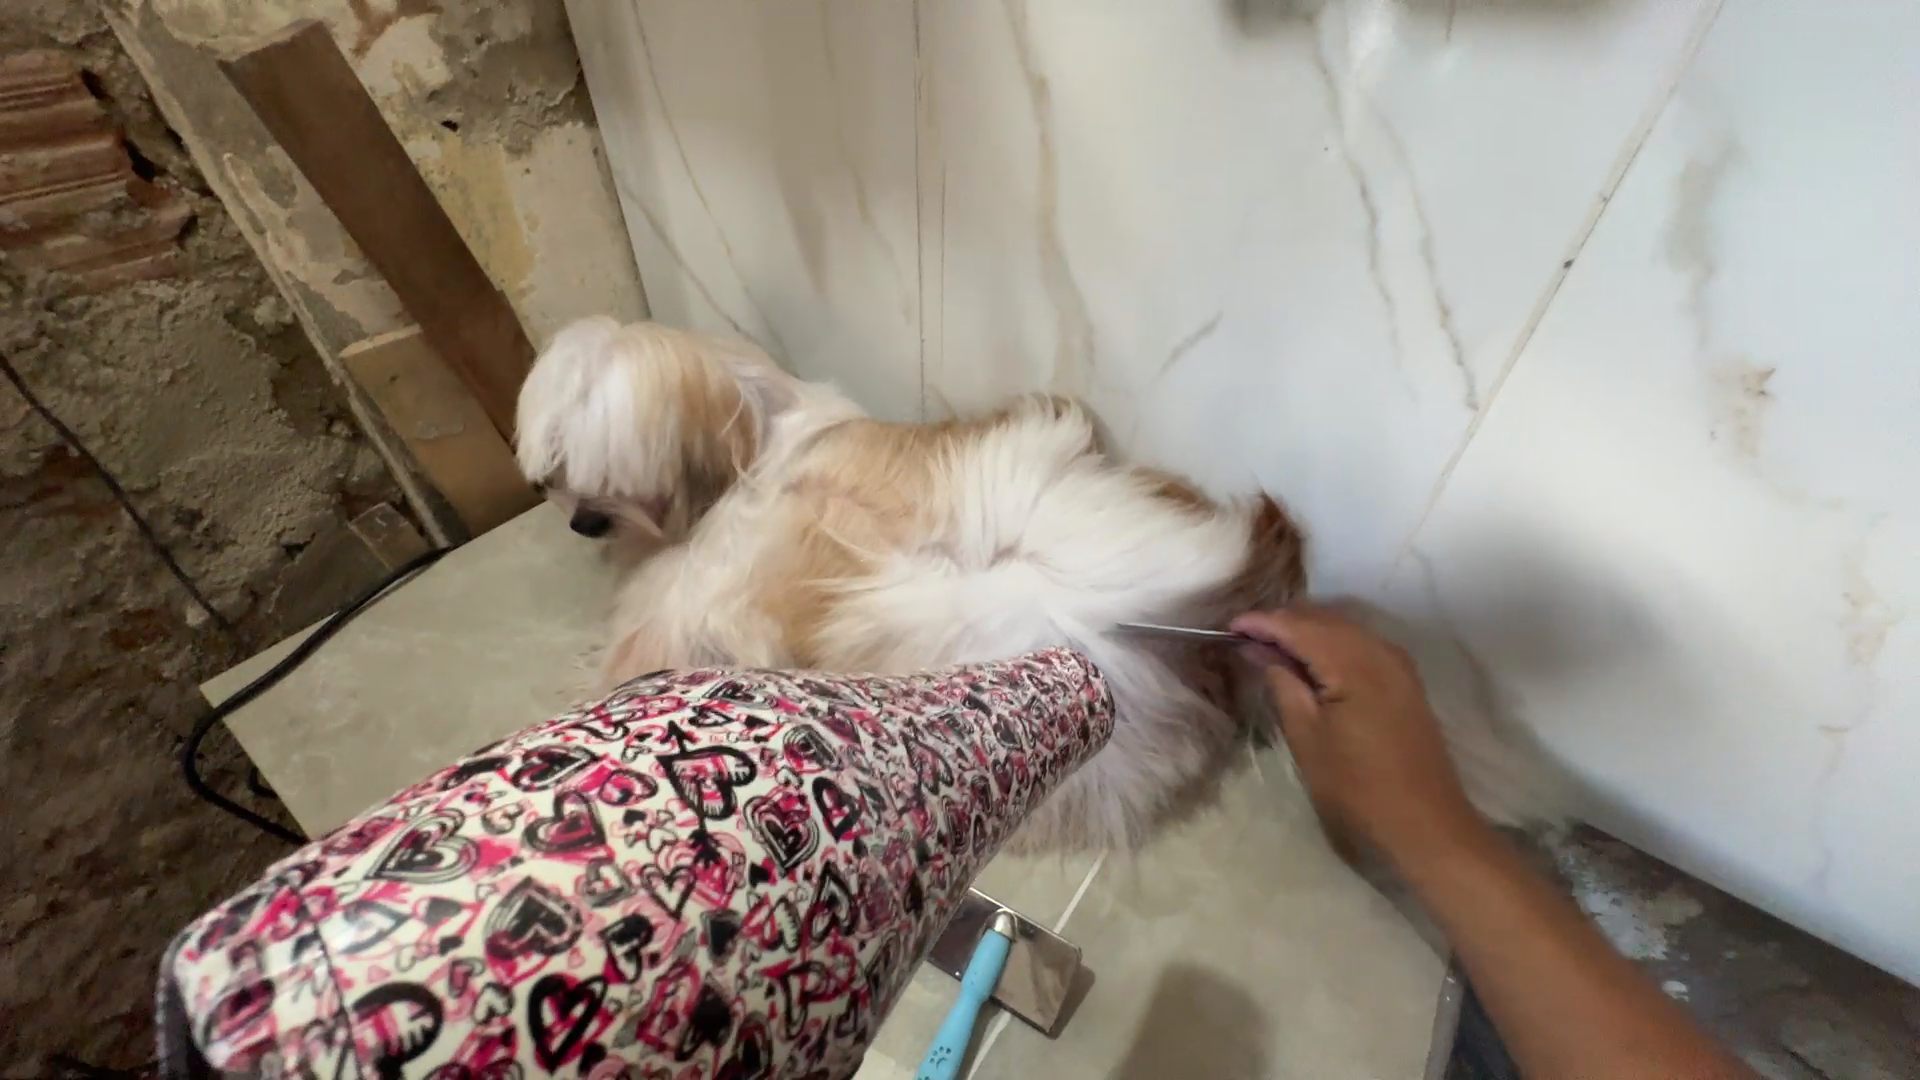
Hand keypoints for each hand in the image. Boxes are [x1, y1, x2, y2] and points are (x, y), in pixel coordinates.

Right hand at [1230, 605, 1482, 862]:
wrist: (1425, 825)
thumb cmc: (1355, 785)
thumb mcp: (1305, 735)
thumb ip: (1281, 680)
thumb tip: (1256, 647)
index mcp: (1354, 665)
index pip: (1298, 626)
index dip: (1261, 622)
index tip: (1228, 626)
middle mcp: (1379, 651)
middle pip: (1322, 619)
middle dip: (1281, 622)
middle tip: (1244, 637)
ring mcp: (1397, 664)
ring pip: (1341, 627)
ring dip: (1305, 630)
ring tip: (1269, 646)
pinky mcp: (1403, 679)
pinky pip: (1359, 642)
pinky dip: (1328, 642)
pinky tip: (1308, 659)